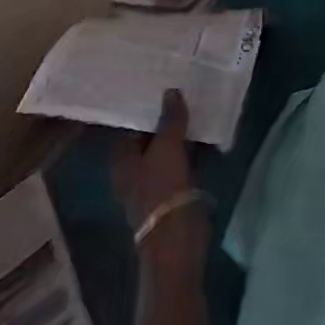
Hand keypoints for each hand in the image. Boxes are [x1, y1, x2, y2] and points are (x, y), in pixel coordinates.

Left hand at [112, 89, 206, 272]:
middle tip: (184, 96)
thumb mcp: (167, 147)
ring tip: (197, 111)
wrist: (177, 235)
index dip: (146, 109)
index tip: (164, 89)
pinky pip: (179, 164)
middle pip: (148, 139)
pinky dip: (189, 152)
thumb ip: (170, 119)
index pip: (130, 126)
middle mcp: (131, 171)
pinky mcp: (170, 192)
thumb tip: (171, 92)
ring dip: (179, 136)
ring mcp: (151, 183)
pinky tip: (204, 138)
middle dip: (165, 121)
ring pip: (165, 151)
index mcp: (121, 160)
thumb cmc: (163, 187)